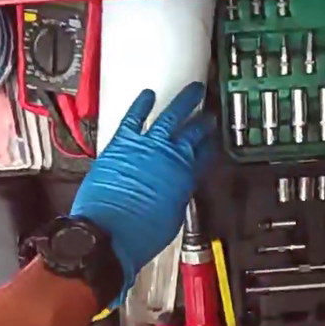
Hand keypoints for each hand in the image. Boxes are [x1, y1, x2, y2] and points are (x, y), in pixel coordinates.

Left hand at [70, 82, 214, 302]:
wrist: (109, 235)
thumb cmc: (139, 234)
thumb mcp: (171, 219)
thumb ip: (176, 197)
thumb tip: (175, 191)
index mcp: (185, 178)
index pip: (205, 156)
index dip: (211, 147)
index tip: (215, 140)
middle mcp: (170, 158)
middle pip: (192, 133)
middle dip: (203, 122)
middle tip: (209, 113)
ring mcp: (146, 147)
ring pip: (169, 116)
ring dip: (182, 102)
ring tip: (192, 90)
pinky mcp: (122, 144)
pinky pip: (134, 117)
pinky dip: (141, 104)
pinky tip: (147, 95)